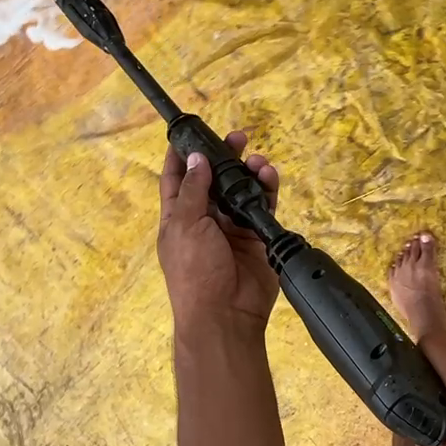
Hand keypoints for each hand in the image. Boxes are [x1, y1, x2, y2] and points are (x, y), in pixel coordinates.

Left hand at [157, 131, 282, 333]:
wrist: (225, 313)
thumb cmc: (195, 270)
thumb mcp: (186, 226)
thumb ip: (195, 191)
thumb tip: (197, 159)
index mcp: (178, 217)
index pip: (177, 179)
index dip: (181, 156)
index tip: (189, 132)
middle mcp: (205, 218)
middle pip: (214, 179)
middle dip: (224, 157)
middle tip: (238, 137)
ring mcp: (232, 227)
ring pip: (241, 189)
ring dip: (248, 171)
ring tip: (257, 159)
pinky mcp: (257, 235)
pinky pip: (263, 205)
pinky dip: (267, 189)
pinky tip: (269, 176)